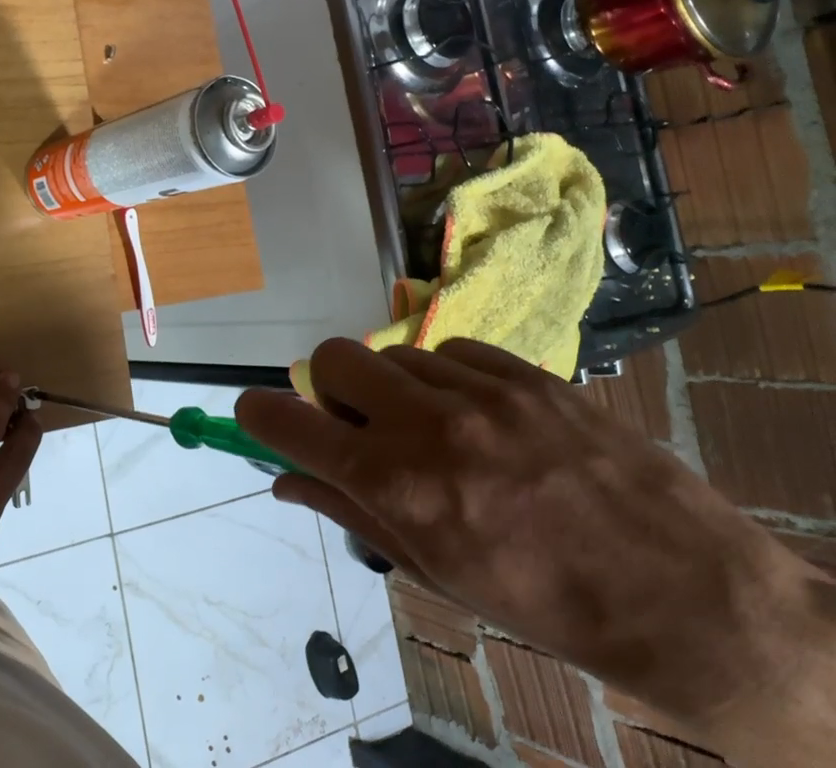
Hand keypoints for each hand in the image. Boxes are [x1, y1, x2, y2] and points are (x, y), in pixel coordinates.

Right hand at [236, 337, 834, 756]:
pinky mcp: (534, 377)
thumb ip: (348, 513)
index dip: (257, 414)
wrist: (694, 600)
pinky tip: (479, 414)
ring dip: (394, 386)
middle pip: (331, 357)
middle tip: (362, 426)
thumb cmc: (546, 602)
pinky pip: (453, 350)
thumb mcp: (432, 572)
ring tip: (436, 429)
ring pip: (394, 354)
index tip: (263, 421)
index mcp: (392, 484)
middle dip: (329, 387)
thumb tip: (284, 480)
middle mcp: (426, 426)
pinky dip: (446, 376)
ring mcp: (484, 394)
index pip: (281, 418)